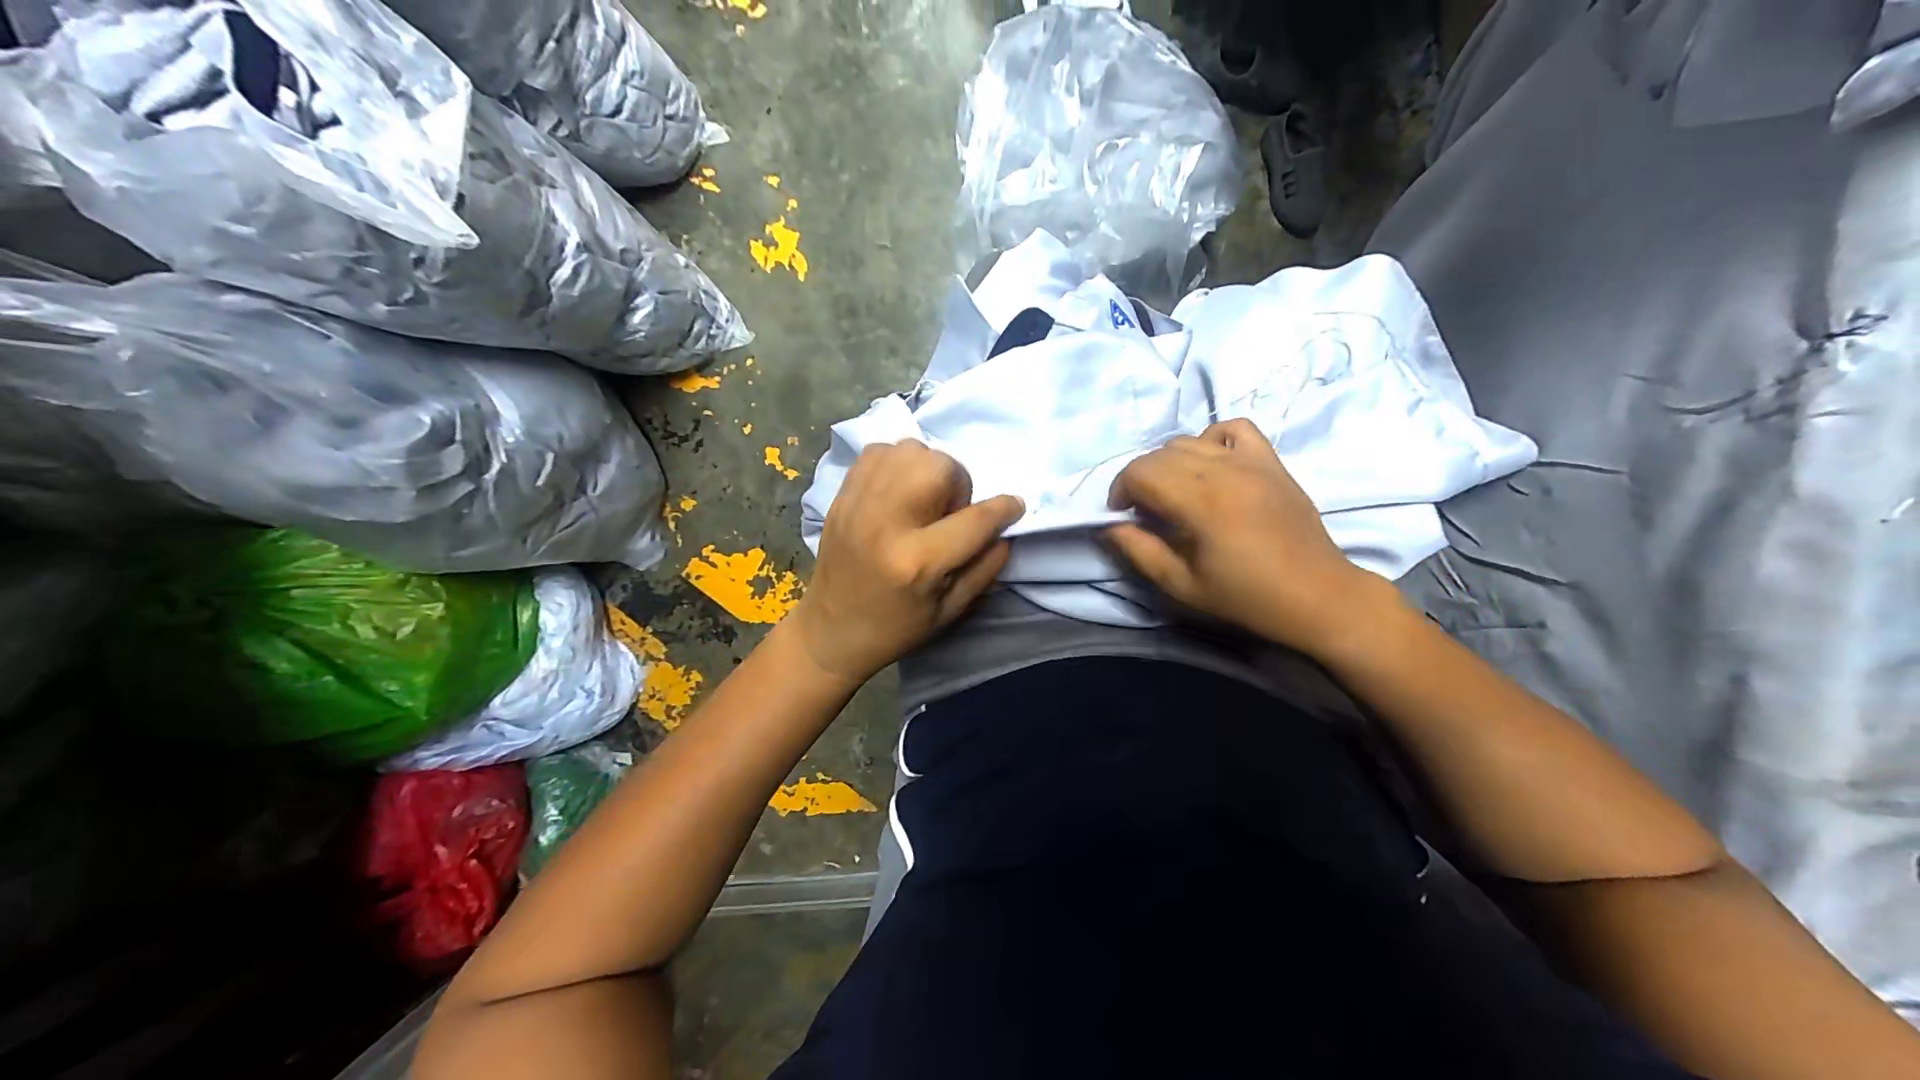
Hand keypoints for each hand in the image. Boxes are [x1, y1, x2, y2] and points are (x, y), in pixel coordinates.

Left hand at [788, 440, 1023, 681]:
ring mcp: (858, 503)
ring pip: (910, 450)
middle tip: (948, 513)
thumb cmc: (896, 627)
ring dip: (928, 470)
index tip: (1014, 506)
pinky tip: (898, 491)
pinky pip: (880, 451)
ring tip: (923, 500)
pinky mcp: (842, 495)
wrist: (831, 629)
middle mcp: (885, 523)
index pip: (974, 519)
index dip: (1004, 509)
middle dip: (957, 485)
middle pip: (939, 465)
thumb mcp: (951, 611)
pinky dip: (898, 463)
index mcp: (916, 562)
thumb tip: (1004, 529)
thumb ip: (986, 567)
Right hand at [1103, 418, 1405, 657]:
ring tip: (1174, 492)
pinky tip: (1211, 464)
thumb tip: (1109, 527)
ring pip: (1190, 439)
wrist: (1317, 596)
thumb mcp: (1182, 585)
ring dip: (1169, 462)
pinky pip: (1234, 429)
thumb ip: (1139, 551)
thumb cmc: (1246, 597)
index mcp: (1202, 502)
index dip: (1119, 491)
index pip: (1141, 472)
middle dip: (1139, 479)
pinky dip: (1212, 439)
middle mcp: (1225, 471)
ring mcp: (1252, 462)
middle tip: (1144, 512)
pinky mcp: (1272, 462)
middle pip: (1160, 454)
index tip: (1121, 517)